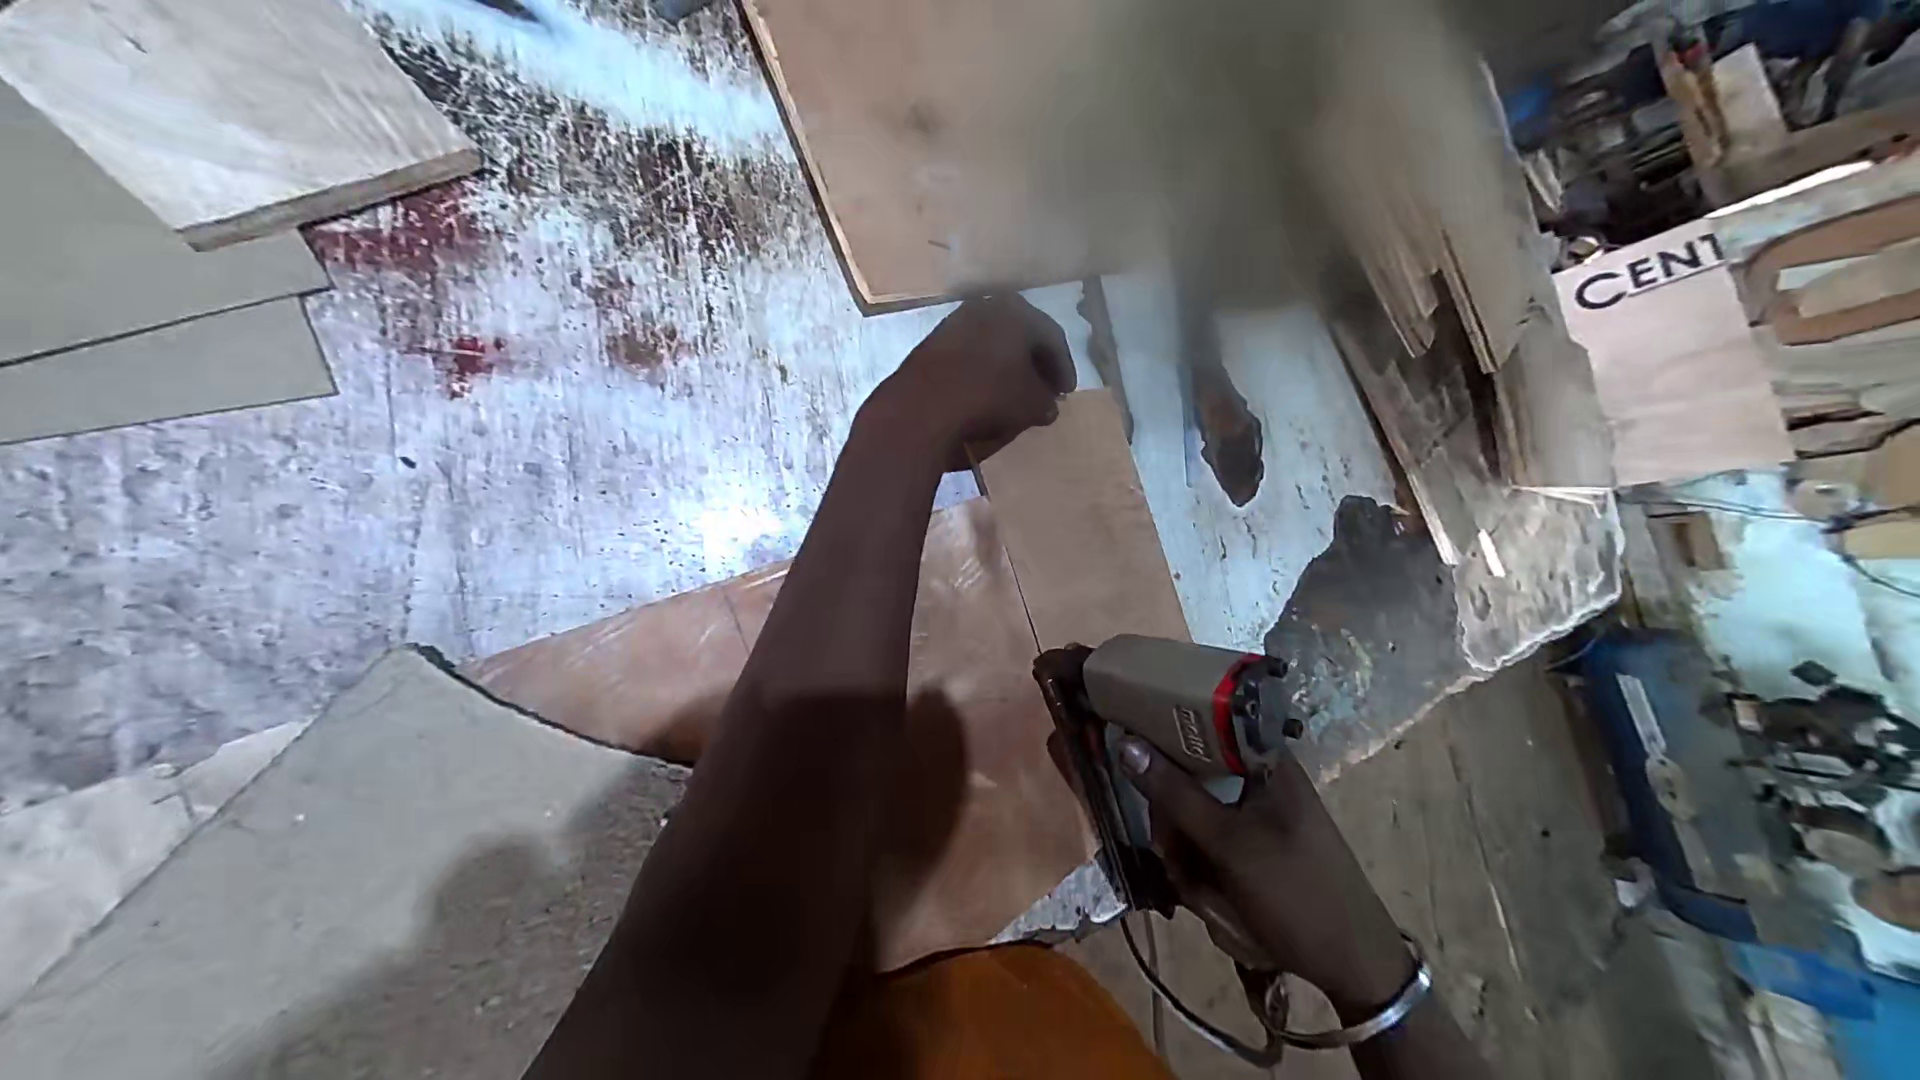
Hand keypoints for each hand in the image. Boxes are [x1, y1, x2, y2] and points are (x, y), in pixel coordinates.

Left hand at [862, 295, 1075, 469]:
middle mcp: (986, 306)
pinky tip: (985, 393)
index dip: (1064, 368)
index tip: (1066, 392)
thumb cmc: (988, 398)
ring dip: (1007, 367)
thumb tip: (1048, 405)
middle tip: (1045, 389)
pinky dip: (982, 371)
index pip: (1052, 337)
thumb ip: (1046, 402)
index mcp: (1017, 311)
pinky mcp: (932, 343)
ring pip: (993, 343)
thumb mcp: (1030, 405)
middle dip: (1035, 364)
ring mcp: (955, 322)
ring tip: (1015, 393)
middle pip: (1021, 335)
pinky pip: (969, 354)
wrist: (921, 408)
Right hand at [1117, 737, 1418, 1019]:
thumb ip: (1174, 793)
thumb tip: (1124, 742)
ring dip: (1186, 851)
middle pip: (1191, 776)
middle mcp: (1260, 776)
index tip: (1136, 763)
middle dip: (1174, 821)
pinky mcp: (1256, 842)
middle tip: (1171, 853)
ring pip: (1195, 812)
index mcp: (1264, 759)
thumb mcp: (1228, 842)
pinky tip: (1210, 894)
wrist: (1356, 967)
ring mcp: (1259, 811)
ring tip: (1198, 888)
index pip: (1202, 725)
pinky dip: (1202, 865)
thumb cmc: (1295, 892)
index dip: (1163, 739)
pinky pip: (1210, 838)